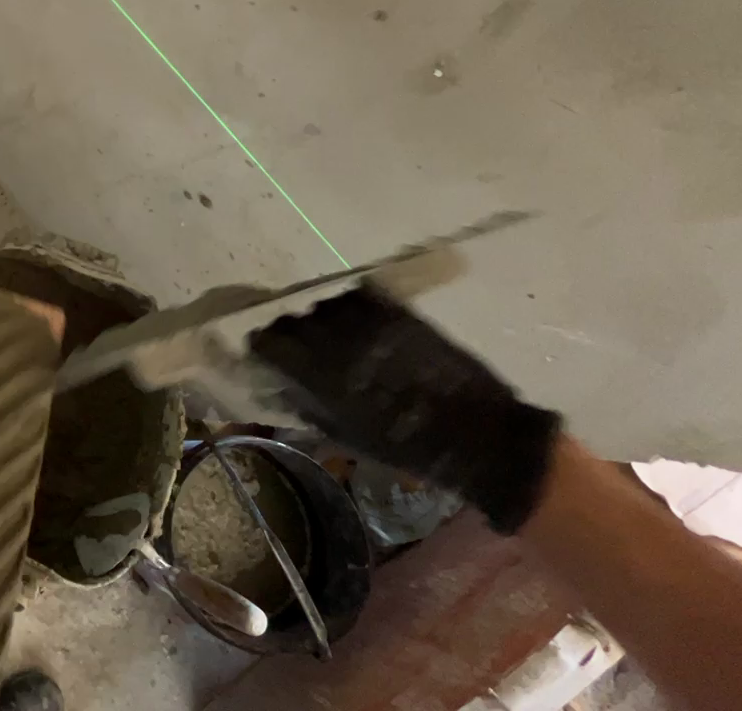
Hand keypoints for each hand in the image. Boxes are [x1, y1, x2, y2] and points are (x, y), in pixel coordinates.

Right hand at [249, 285, 560, 532]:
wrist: (479, 437)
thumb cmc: (406, 445)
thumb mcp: (345, 435)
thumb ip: (307, 406)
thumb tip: (281, 387)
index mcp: (317, 375)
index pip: (267, 342)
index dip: (262, 345)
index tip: (264, 350)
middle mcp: (334, 343)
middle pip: (290, 319)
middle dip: (288, 329)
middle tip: (297, 342)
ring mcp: (368, 325)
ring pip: (323, 305)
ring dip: (321, 316)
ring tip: (331, 330)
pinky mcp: (399, 315)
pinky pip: (360, 296)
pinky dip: (352, 304)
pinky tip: (358, 318)